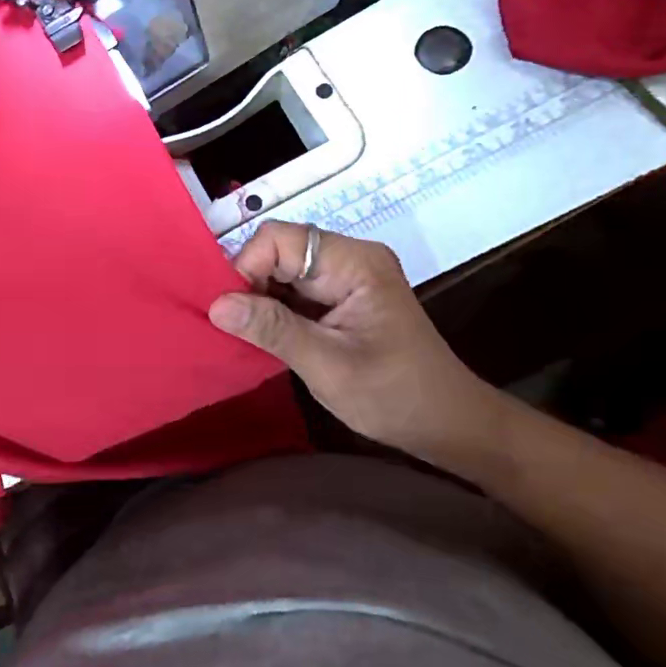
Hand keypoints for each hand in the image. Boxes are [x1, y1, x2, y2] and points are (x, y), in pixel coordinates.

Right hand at [210, 222, 509, 461]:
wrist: (448, 426)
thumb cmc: (395, 397)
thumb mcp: (328, 366)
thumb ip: (272, 329)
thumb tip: (216, 305)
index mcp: (354, 262)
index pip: (280, 239)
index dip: (248, 267)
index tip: (232, 311)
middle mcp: (349, 258)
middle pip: (278, 251)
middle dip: (250, 285)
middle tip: (234, 327)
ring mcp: (345, 277)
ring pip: (281, 271)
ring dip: (259, 299)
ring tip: (246, 334)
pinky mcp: (340, 298)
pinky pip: (293, 290)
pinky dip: (273, 310)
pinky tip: (263, 335)